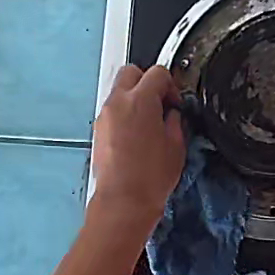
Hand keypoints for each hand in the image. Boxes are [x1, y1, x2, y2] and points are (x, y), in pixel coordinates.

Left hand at [89, 64, 185, 233]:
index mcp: (141, 100)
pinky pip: (112, 112)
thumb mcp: (176, 146)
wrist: (124, 201)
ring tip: (148, 124)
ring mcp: (105, 116)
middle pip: (132, 72)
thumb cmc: (150, 177)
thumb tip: (171, 115)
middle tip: (160, 104)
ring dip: (134, 99)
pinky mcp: (98, 132)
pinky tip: (136, 137)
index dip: (171, 86)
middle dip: (147, 83)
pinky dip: (124, 116)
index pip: (158, 73)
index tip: (175, 103)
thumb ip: (174, 121)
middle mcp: (118, 102)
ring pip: (119, 92)